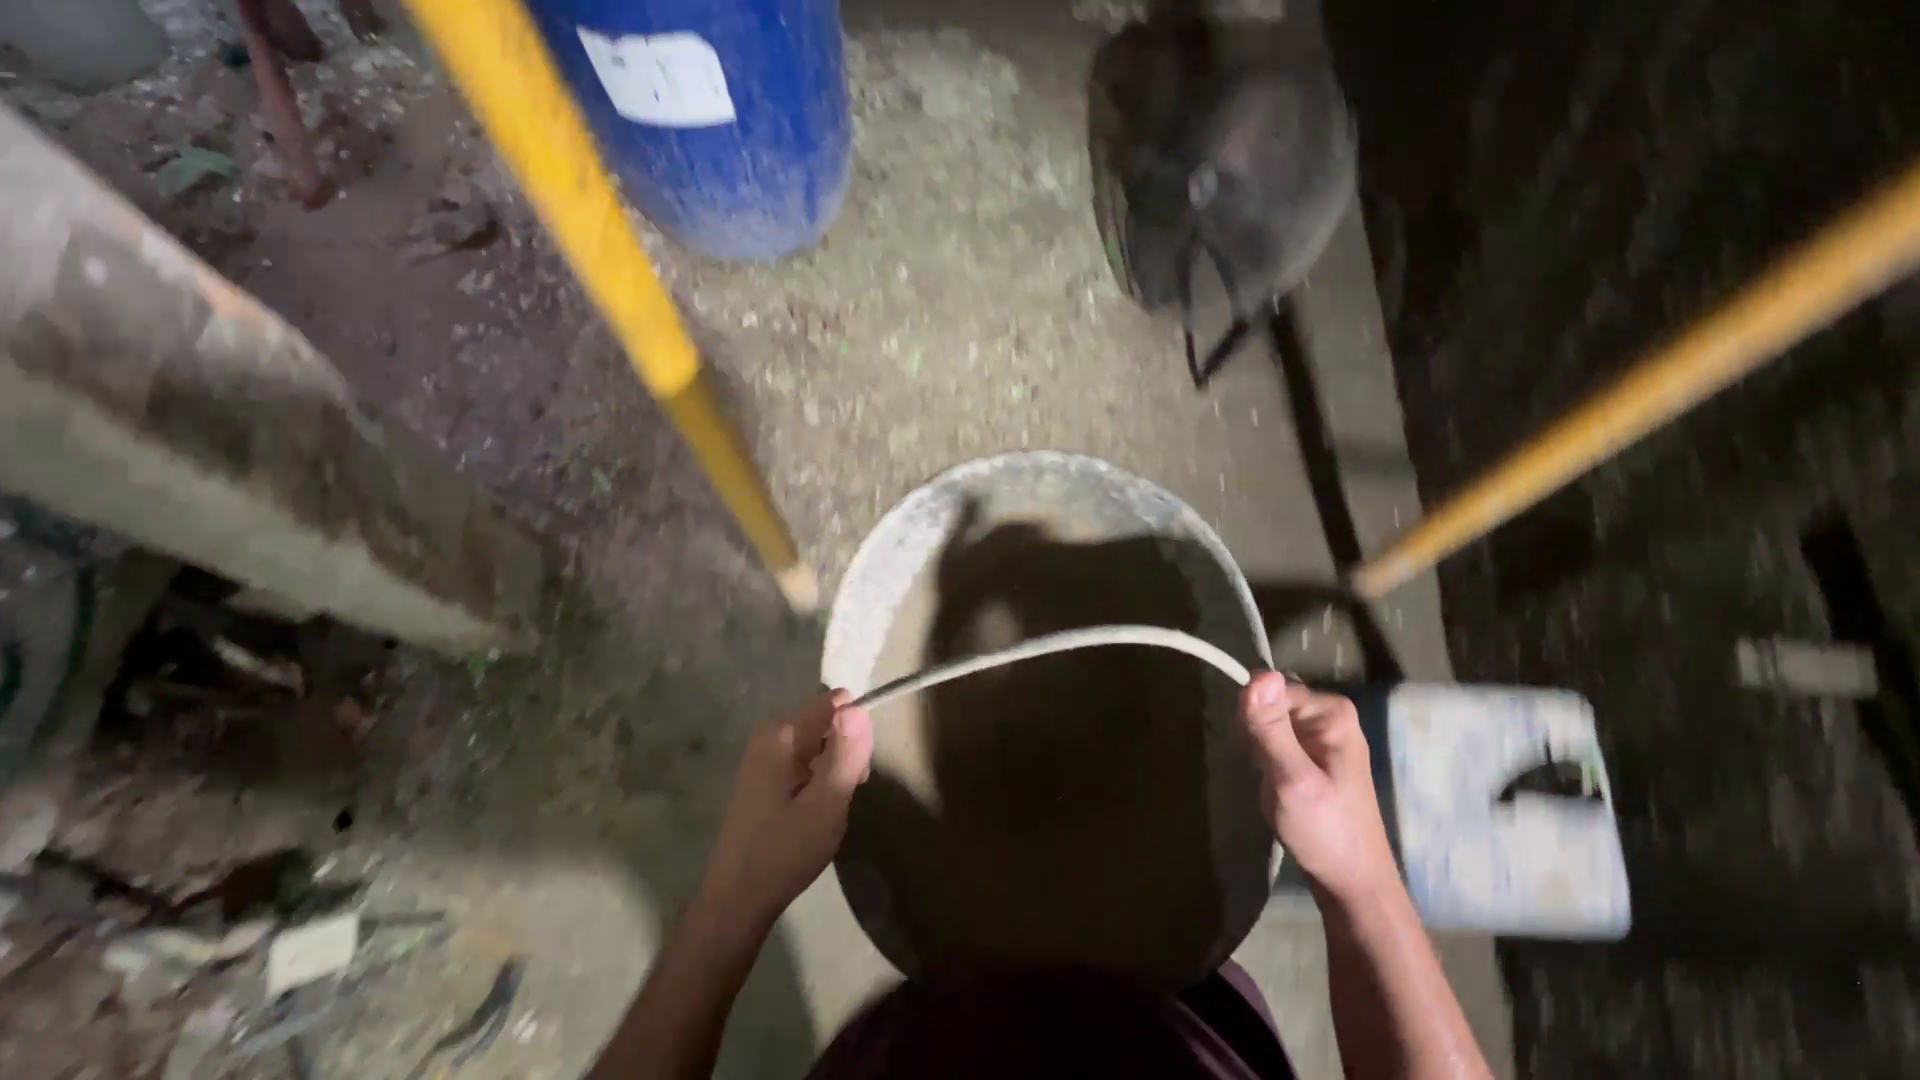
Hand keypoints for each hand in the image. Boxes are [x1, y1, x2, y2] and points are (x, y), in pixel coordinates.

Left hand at [697, 690, 874, 925]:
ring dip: (835, 770)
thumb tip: (858, 707)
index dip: (857, 731)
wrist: (738, 898)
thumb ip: (846, 755)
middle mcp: (770, 734)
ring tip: (829, 809)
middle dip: (847, 753)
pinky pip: (806, 760)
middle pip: (828, 722)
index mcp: (781, 734)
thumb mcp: (826, 805)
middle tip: (844, 795)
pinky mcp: (765, 774)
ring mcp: (764, 754)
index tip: (858, 770)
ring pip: (820, 744)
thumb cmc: (784, 852)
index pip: (836, 703)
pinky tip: (814, 812)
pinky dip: (819, 781)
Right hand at [1239, 672, 1398, 902]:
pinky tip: (1275, 785)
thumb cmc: (1325, 830)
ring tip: (1272, 782)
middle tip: (1267, 772)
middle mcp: (1330, 717)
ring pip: (1269, 725)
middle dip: (1257, 736)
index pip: (1271, 690)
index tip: (1255, 754)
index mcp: (1332, 713)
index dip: (1254, 719)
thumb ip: (1272, 728)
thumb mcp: (1291, 778)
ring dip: (1260, 751)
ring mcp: (1322, 737)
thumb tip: (1258, 673)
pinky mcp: (1313, 757)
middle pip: (1271, 705)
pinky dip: (1267, 761)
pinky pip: (1277, 742)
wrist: (1350, 881)